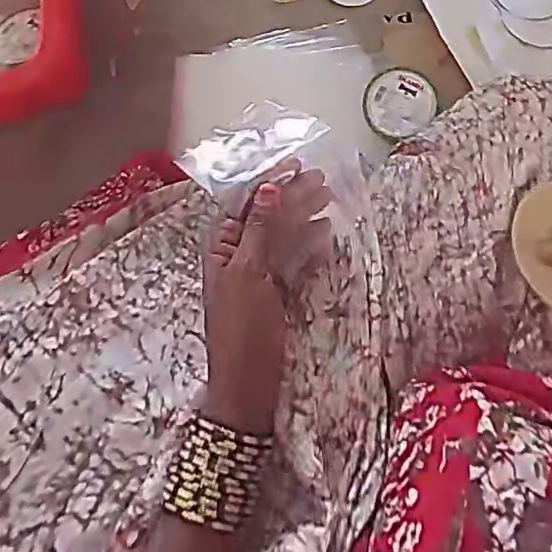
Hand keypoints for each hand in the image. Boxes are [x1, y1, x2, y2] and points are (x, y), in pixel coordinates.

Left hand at [201, 164, 332, 433]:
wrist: (248, 388)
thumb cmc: (241, 329)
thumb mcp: (247, 274)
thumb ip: (258, 229)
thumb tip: (268, 187)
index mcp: (221, 246)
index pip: (245, 202)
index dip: (270, 180)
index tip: (297, 163)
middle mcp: (238, 253)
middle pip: (268, 214)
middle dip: (293, 194)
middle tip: (323, 179)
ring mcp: (259, 271)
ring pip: (283, 232)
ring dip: (304, 213)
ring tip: (329, 197)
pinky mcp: (277, 287)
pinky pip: (293, 255)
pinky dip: (309, 241)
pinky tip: (326, 232)